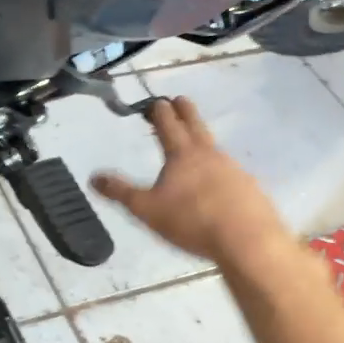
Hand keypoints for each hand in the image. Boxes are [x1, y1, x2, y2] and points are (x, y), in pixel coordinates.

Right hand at [92, 97, 298, 266]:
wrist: (250, 243)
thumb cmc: (192, 220)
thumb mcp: (146, 208)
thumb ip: (120, 192)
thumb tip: (93, 177)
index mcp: (183, 155)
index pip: (169, 125)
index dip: (160, 112)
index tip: (157, 101)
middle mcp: (210, 155)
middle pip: (196, 126)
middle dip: (186, 111)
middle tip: (180, 99)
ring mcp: (234, 170)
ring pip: (213, 148)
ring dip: (201, 141)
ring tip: (193, 145)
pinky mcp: (250, 188)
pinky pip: (228, 171)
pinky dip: (217, 168)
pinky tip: (215, 182)